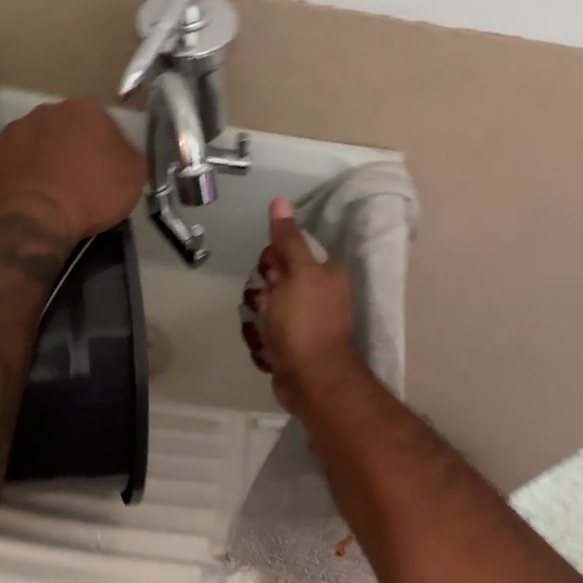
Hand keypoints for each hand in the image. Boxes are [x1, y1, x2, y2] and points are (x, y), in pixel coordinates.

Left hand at [0, 98, 144, 239]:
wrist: (35, 218)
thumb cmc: (91, 193)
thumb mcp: (134, 177)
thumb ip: (132, 156)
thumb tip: (125, 154)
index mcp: (85, 109)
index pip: (103, 123)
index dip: (107, 149)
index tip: (108, 172)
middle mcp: (47, 110)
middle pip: (67, 129)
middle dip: (73, 148)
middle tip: (80, 180)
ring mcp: (14, 129)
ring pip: (37, 142)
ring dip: (44, 158)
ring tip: (51, 190)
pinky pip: (12, 160)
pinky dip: (20, 173)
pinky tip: (28, 195)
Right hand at [243, 198, 361, 411]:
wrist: (312, 381)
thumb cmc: (307, 322)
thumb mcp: (298, 273)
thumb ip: (287, 238)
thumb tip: (280, 201)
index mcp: (324, 274)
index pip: (287, 253)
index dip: (273, 262)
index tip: (272, 276)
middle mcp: (316, 296)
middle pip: (271, 282)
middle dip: (261, 295)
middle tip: (267, 307)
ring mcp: (302, 325)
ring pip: (263, 311)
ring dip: (257, 322)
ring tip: (266, 334)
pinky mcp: (289, 348)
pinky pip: (263, 337)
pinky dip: (261, 344)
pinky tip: (267, 352)